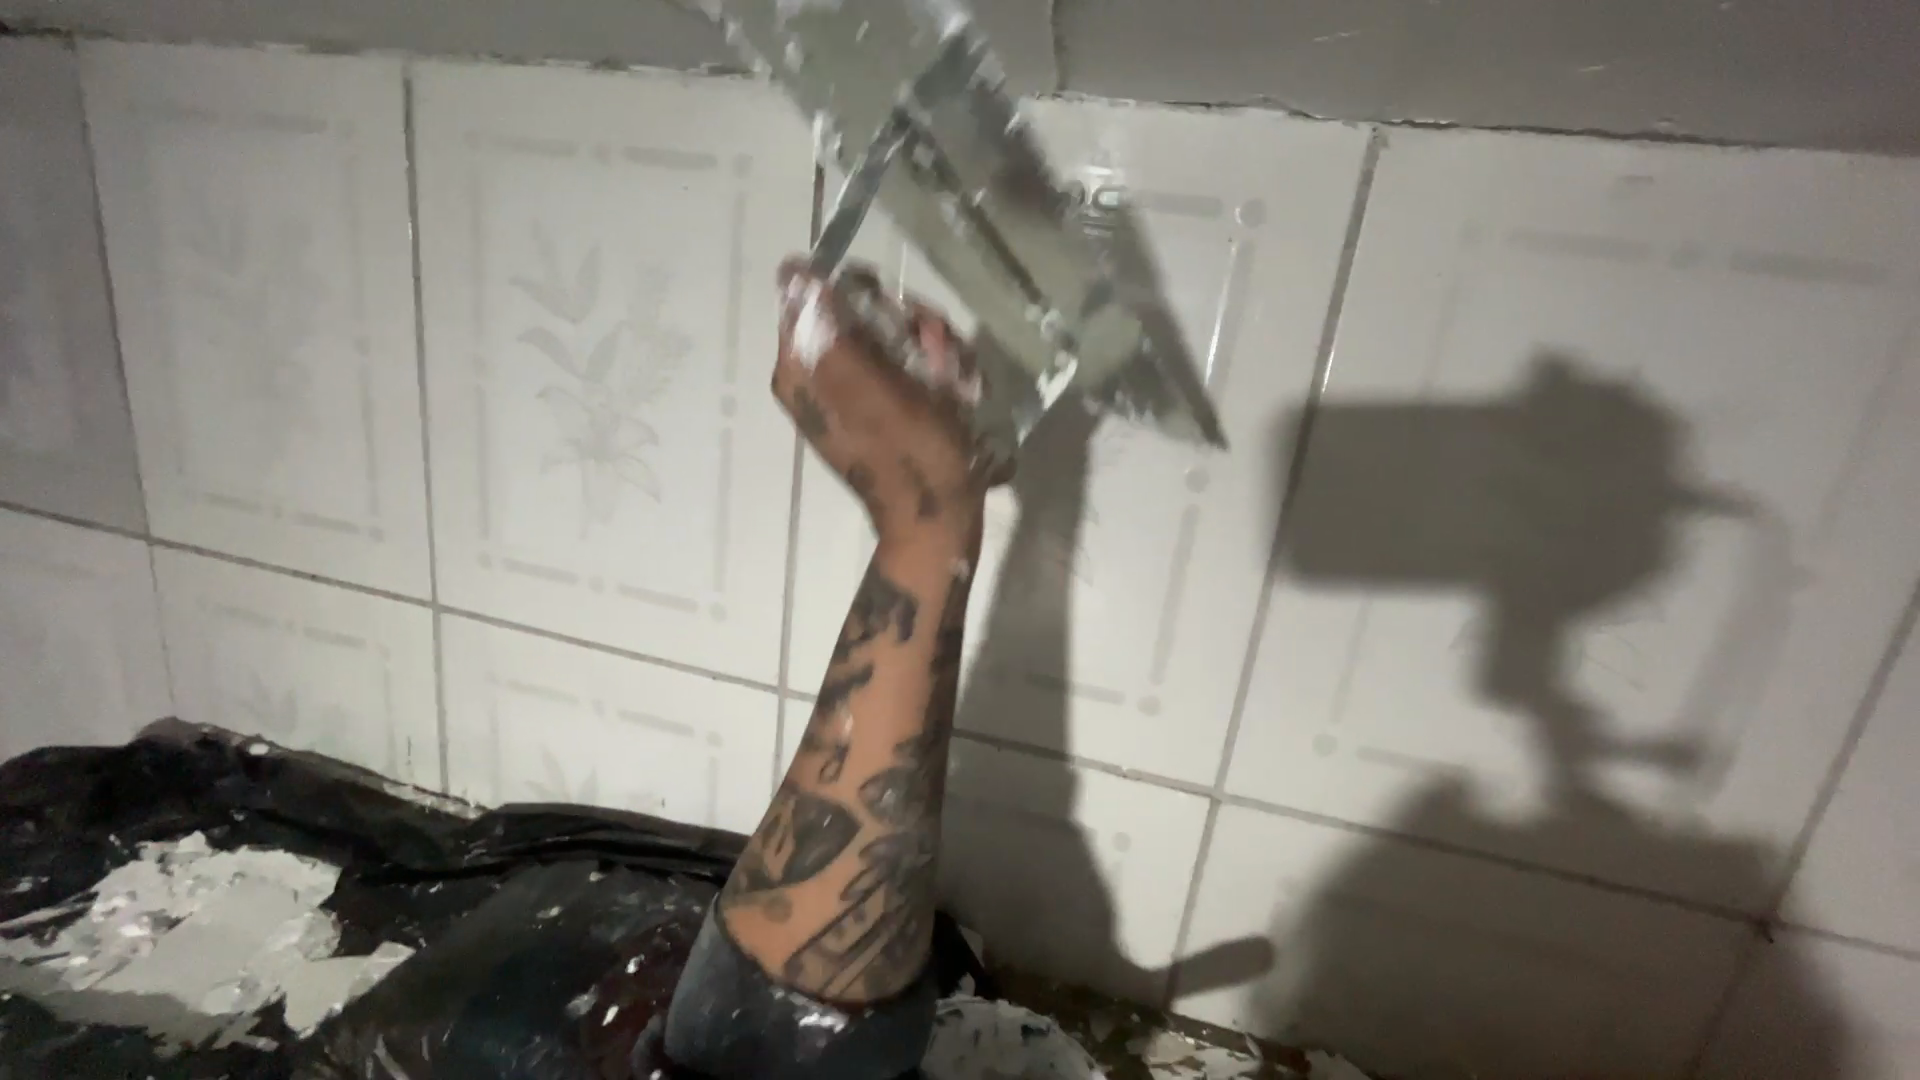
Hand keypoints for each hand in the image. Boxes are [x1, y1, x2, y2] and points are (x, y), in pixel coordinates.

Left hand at [772, 258, 992, 548]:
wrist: (937, 519)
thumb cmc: (910, 457)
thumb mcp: (872, 392)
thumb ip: (829, 333)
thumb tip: (790, 270)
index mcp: (801, 369)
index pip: (817, 294)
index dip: (866, 297)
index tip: (901, 326)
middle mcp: (820, 373)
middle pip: (862, 311)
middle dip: (911, 327)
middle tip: (938, 359)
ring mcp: (854, 388)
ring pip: (894, 333)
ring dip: (934, 350)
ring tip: (953, 384)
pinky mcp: (883, 402)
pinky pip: (908, 362)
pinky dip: (937, 372)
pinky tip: (955, 394)